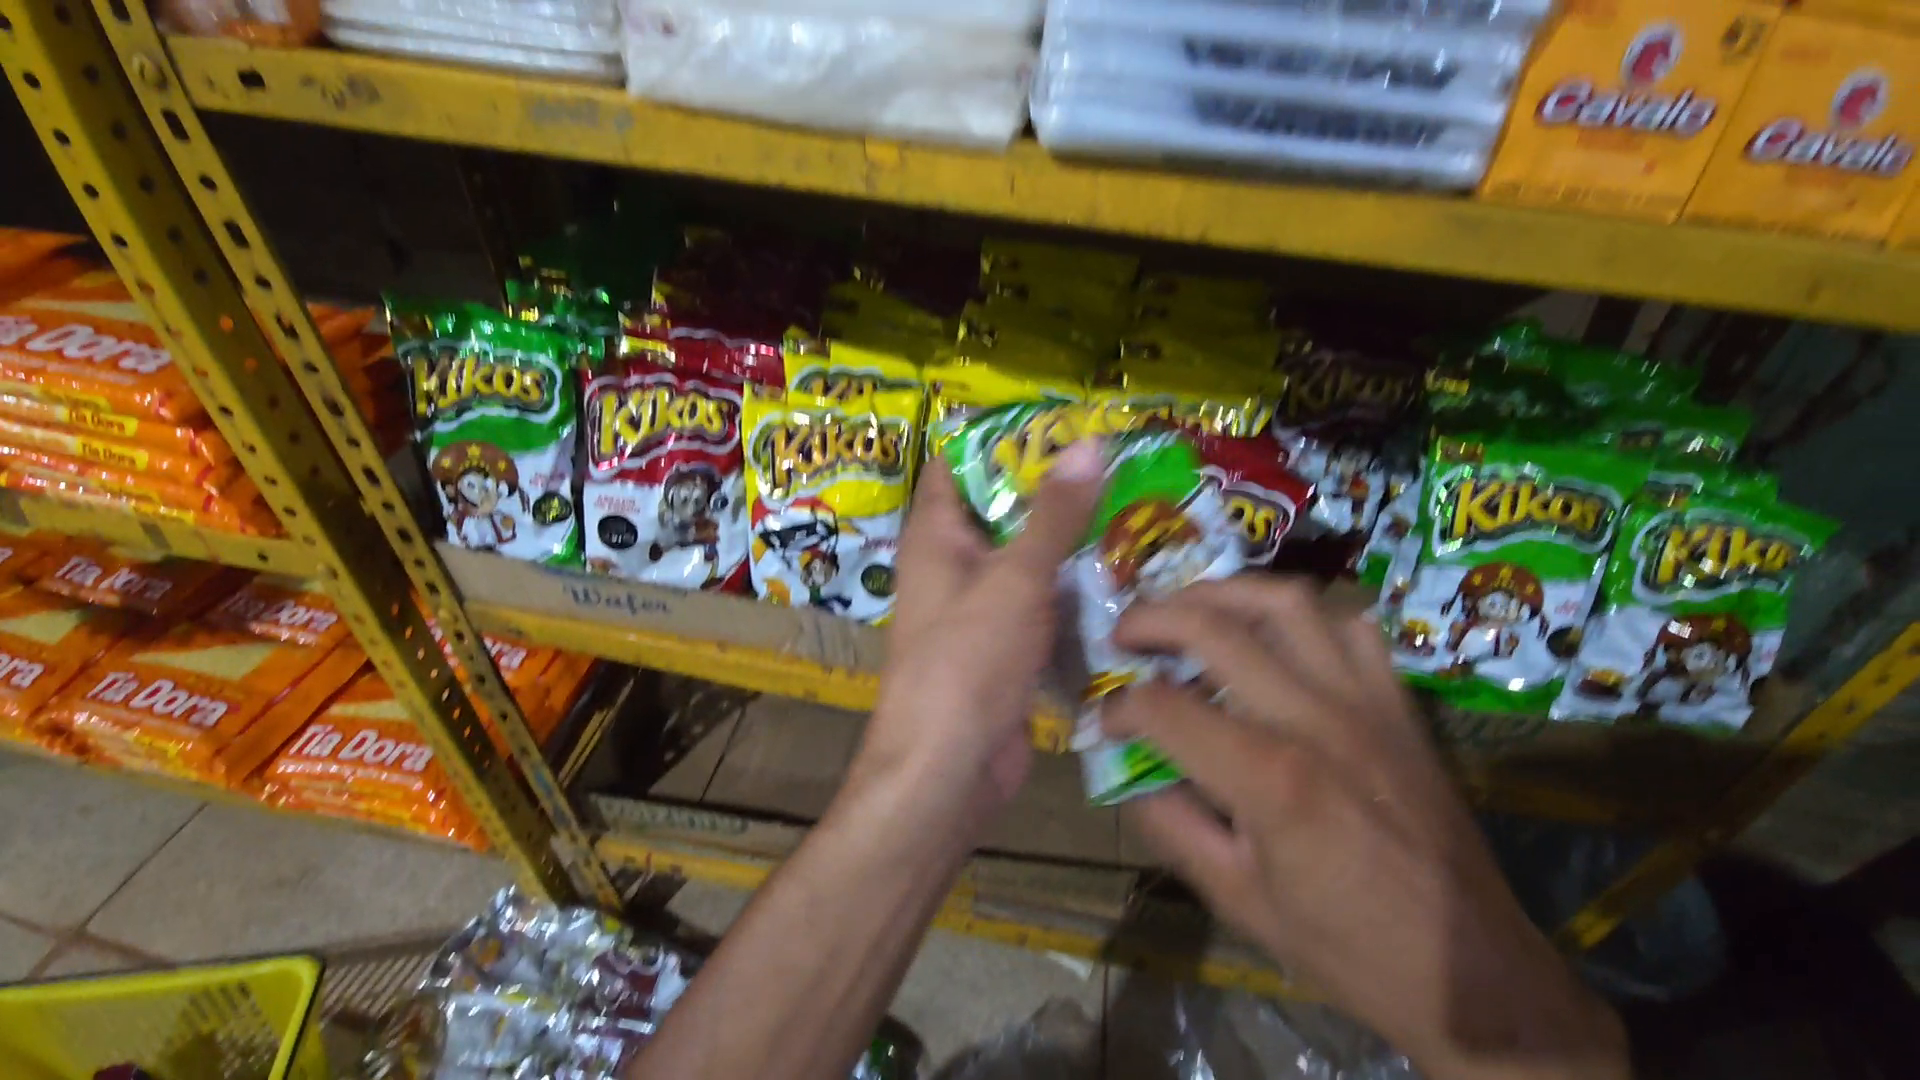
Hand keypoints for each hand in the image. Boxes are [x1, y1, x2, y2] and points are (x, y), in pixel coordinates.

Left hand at [850, 442, 1103, 832]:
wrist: (949, 768)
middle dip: (1058, 493)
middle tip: (1124, 466)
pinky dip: (1077, 596)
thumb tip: (1090, 442)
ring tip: (1140, 514)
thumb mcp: (1015, 577)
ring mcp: (981, 610)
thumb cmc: (967, 660)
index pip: (959, 465)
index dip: (1004, 440)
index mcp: (936, 535)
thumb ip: (1054, 513)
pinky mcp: (1007, 650)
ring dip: (1075, 546)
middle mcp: (954, 566)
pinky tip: (1130, 582)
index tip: (1064, 424)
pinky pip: (1045, 608)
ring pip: (1031, 563)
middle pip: (1005, 512)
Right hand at [1104, 579, 1627, 1079]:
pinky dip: (1304, 616)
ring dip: (1223, 593)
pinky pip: (1351, 625)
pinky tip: (1278, 639)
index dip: (1118, 708)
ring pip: (1286, 602)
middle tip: (1122, 635)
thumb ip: (1171, 824)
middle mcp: (1316, 719)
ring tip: (1189, 609)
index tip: (1100, 720)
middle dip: (1150, 620)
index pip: (1165, 708)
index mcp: (1269, 778)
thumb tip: (1126, 768)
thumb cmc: (1345, 945)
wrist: (1469, 966)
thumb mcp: (1236, 898)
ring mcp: (1365, 701)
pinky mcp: (1399, 703)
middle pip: (1215, 628)